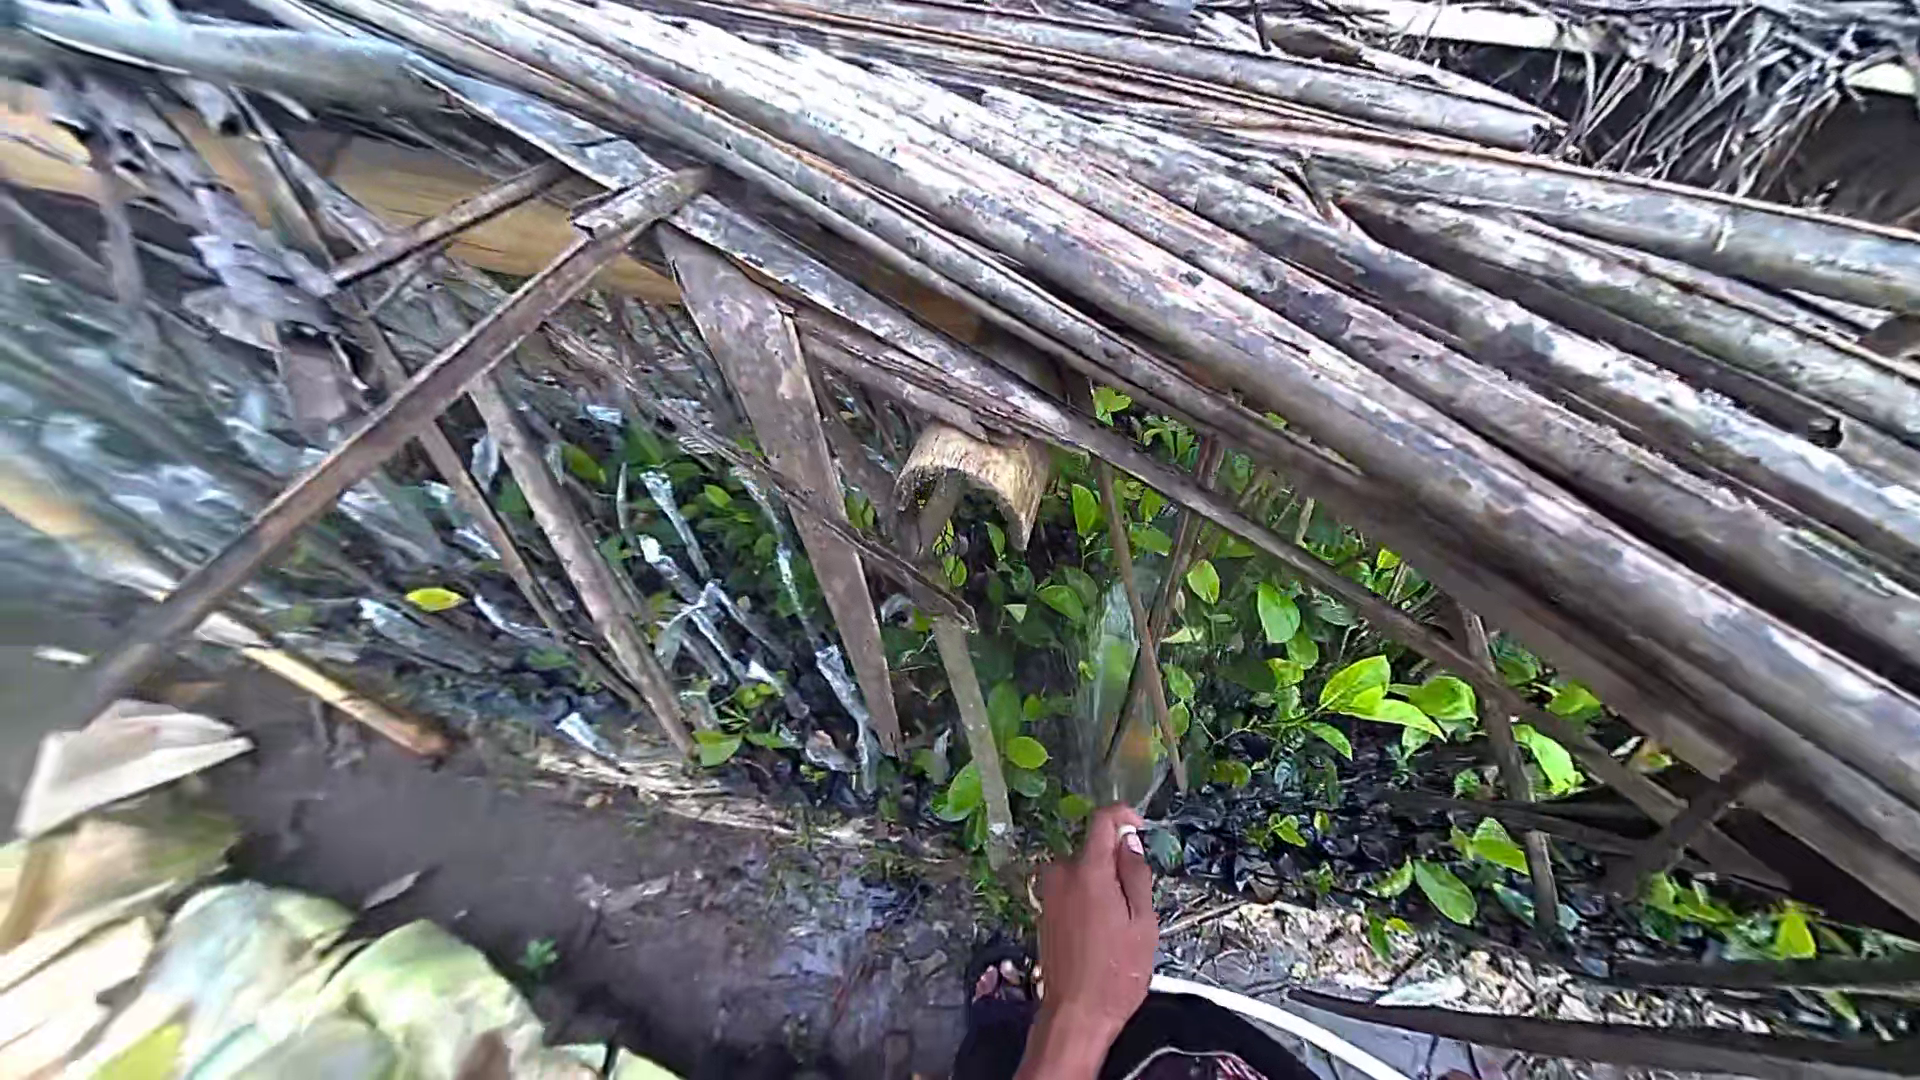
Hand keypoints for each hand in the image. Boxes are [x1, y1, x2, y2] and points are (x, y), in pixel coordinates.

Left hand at [1017, 804, 1155, 1078]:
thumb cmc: (1116, 972)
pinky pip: (1071, 885)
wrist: (1075, 1013)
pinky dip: (1087, 895)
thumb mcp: (1142, 923)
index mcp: (1088, 870)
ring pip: (1084, 869)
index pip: (1101, 820)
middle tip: (1134, 903)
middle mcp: (1062, 871)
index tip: (1138, 824)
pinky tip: (1097, 930)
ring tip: (1116, 925)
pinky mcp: (1043, 904)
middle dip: (1116, 863)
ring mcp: (1049, 888)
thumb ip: (1136, 874)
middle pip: (1094, 848)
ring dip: (1102, 883)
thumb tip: (1128, 839)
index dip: (1122, 814)